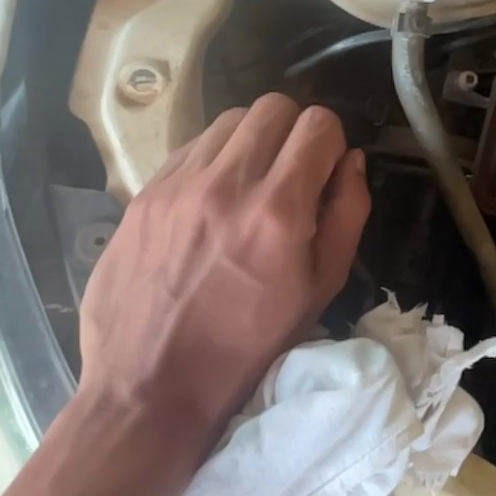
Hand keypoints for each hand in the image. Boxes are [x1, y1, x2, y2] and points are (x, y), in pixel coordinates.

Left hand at [78, 94, 370, 432]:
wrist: (148, 389)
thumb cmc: (250, 342)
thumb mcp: (323, 285)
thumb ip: (350, 211)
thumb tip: (352, 160)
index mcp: (278, 209)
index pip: (318, 124)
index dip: (332, 141)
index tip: (325, 171)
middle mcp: (226, 184)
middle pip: (274, 106)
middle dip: (294, 130)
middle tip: (291, 170)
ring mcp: (177, 186)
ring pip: (231, 119)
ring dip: (253, 139)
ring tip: (251, 181)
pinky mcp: (143, 195)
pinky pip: (191, 146)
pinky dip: (215, 157)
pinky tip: (213, 197)